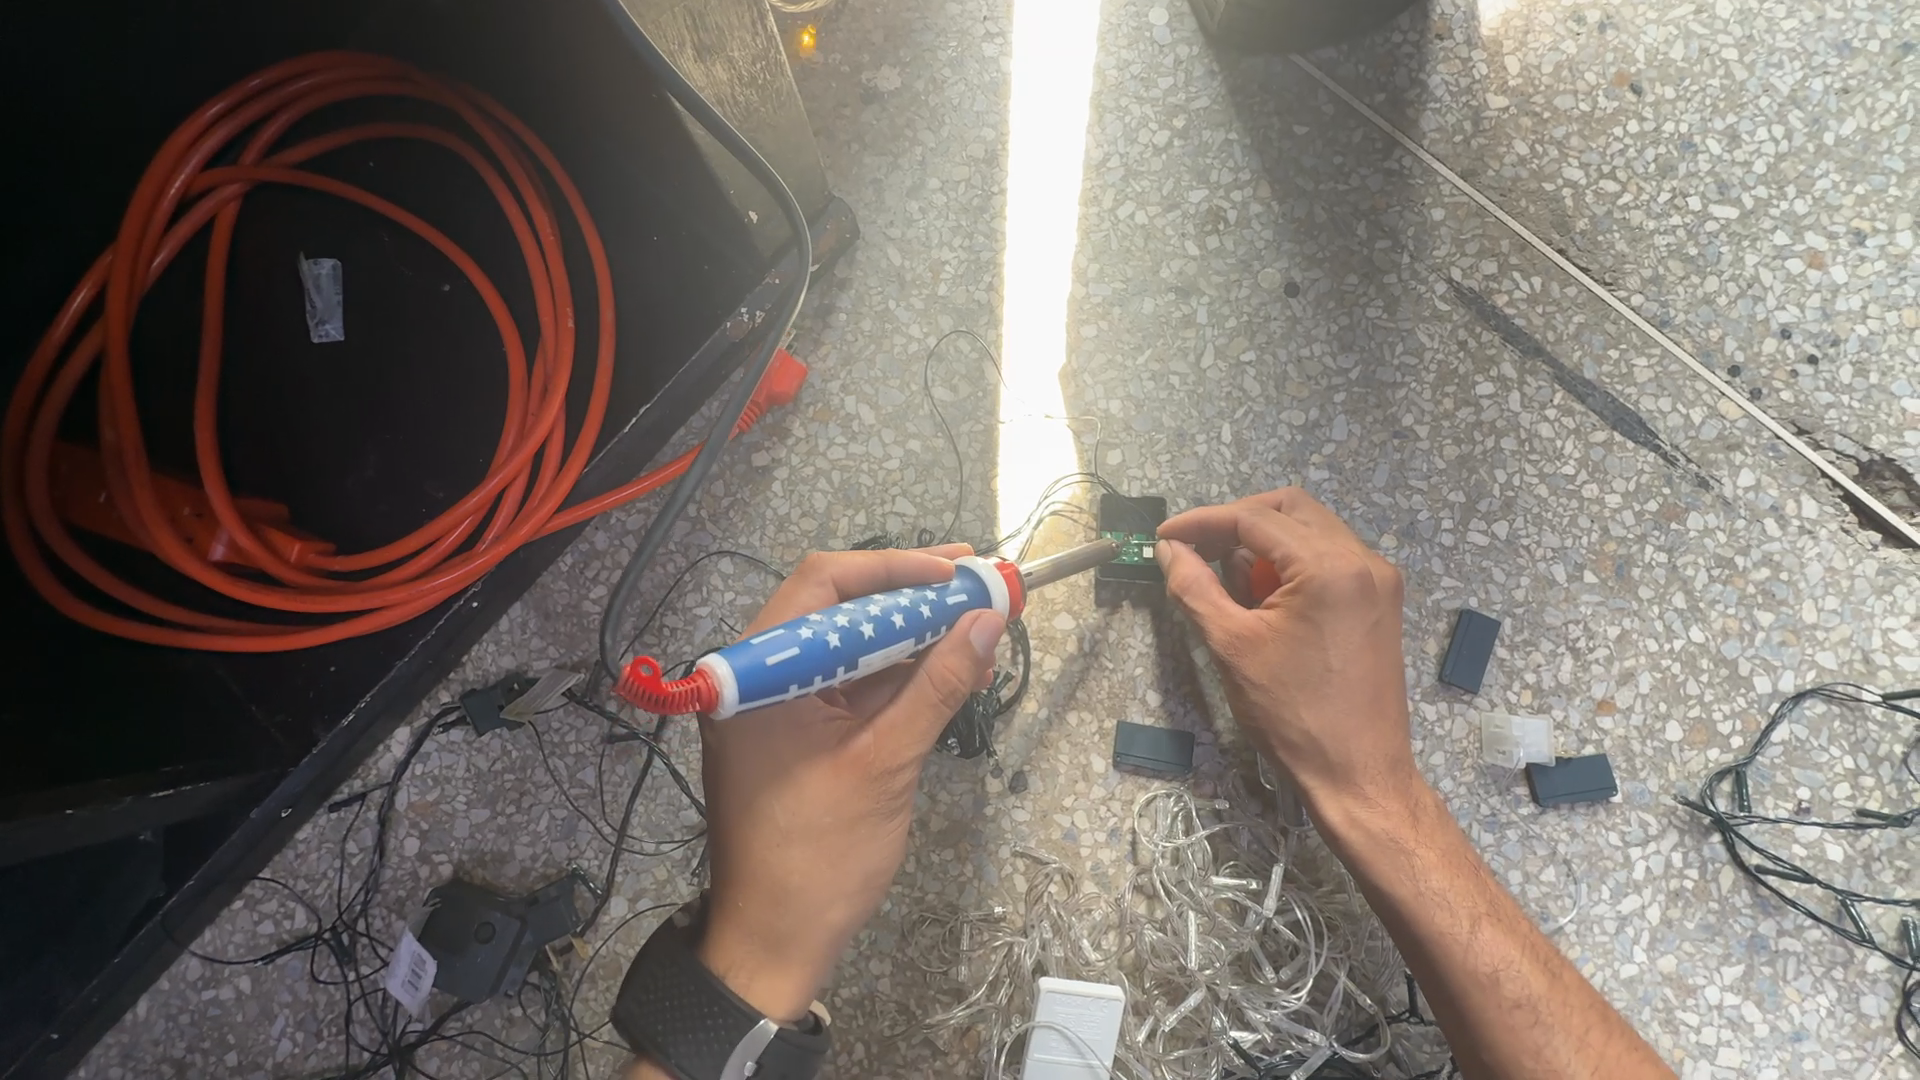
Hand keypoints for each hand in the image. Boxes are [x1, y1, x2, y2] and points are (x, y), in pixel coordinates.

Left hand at [693, 545, 1004, 1021]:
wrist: (775, 944)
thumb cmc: (820, 858)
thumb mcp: (886, 764)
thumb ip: (937, 686)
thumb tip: (988, 621)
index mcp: (760, 674)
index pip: (823, 585)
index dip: (893, 569)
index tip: (953, 570)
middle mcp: (764, 675)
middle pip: (842, 610)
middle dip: (912, 598)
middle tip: (976, 584)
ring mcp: (784, 702)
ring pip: (855, 645)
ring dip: (915, 635)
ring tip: (980, 623)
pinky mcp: (805, 727)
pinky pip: (857, 683)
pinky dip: (904, 673)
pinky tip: (954, 667)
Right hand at [1155, 489, 1416, 817]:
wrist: (1357, 774)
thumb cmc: (1290, 712)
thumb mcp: (1231, 645)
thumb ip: (1194, 586)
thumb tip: (1169, 550)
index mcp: (1329, 566)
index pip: (1254, 518)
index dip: (1202, 522)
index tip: (1163, 538)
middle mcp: (1363, 560)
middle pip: (1289, 509)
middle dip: (1235, 522)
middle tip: (1195, 548)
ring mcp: (1378, 581)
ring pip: (1310, 531)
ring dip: (1262, 543)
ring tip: (1225, 578)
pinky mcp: (1379, 602)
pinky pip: (1328, 558)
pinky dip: (1289, 564)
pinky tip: (1262, 596)